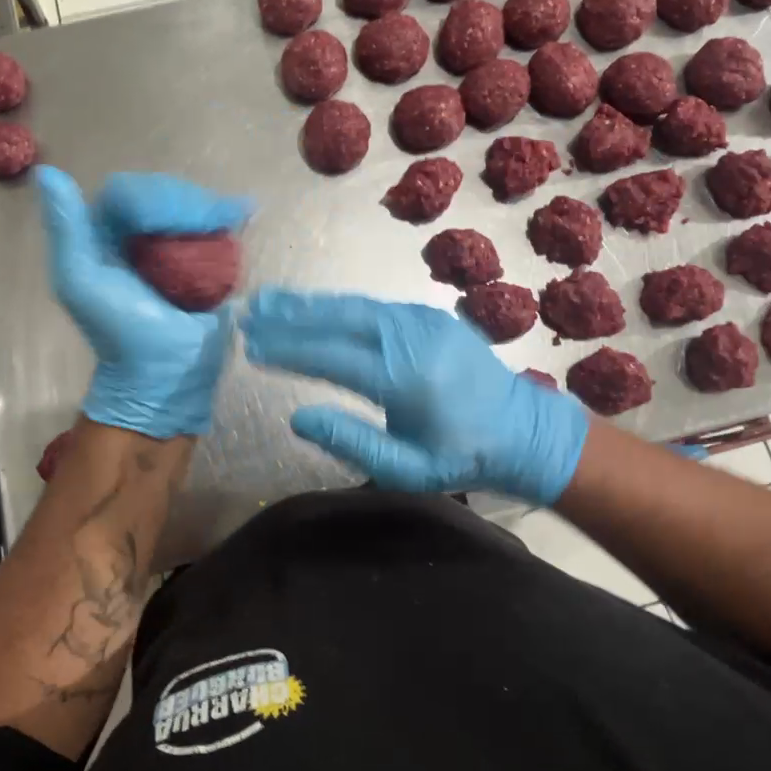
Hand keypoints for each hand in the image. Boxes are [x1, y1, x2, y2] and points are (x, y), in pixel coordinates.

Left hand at [36, 167, 252, 439]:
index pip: (129, 191)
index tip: (170, 223)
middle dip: (188, 203)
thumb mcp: (80, 281)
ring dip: (210, 210)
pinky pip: (215, 225)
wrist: (167, 373)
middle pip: (165, 192)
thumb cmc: (119, 331)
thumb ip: (65, 228)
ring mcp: (173, 243)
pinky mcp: (204, 257)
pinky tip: (245, 213)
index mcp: (103, 234)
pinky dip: (229, 215)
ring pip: (191, 204)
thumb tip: (46, 172)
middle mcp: (137, 232)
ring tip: (230, 222)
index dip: (153, 198)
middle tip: (210, 224)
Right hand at [242, 288, 588, 504]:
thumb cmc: (460, 456)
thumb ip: (351, 442)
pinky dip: (338, 305)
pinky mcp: (428, 314)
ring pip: (353, 305)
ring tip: (268, 302)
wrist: (522, 428)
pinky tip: (313, 306)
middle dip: (289, 316)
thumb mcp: (407, 468)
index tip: (251, 346)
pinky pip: (373, 305)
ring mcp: (422, 320)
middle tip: (248, 313)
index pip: (331, 357)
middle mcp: (410, 339)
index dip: (288, 350)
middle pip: (338, 319)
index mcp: (404, 379)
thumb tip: (298, 417)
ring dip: (308, 304)